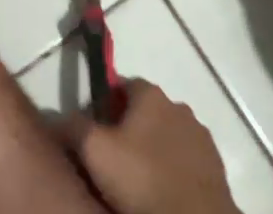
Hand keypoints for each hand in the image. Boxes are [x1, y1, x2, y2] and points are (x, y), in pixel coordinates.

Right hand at [58, 79, 240, 213]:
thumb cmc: (141, 177)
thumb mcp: (94, 150)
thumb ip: (74, 126)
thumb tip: (59, 116)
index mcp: (152, 95)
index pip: (123, 84)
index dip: (105, 103)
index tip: (94, 128)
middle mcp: (179, 106)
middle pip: (146, 110)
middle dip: (129, 128)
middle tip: (111, 158)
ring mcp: (200, 136)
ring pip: (167, 135)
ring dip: (153, 148)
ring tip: (136, 178)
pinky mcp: (213, 164)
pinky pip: (184, 159)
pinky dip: (172, 168)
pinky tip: (159, 188)